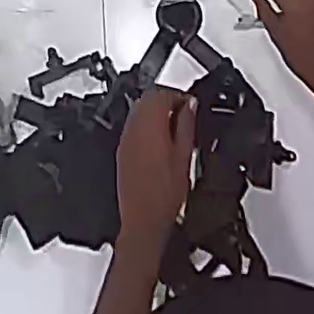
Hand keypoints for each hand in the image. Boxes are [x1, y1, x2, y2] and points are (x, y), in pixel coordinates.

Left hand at [116, 88, 195, 247]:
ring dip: (156, 112)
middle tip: (185, 113)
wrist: (143, 220)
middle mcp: (133, 127)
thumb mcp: (185, 155)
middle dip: (166, 100)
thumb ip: (187, 125)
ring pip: (139, 111)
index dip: (179, 95)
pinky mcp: (122, 149)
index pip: (162, 94)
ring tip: (175, 127)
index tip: (190, 103)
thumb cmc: (165, 194)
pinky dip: (147, 125)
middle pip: (148, 98)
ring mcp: (125, 138)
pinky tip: (161, 140)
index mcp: (149, 124)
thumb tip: (190, 106)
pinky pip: (134, 126)